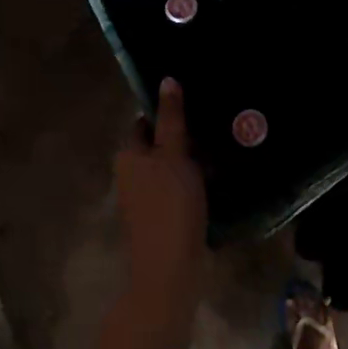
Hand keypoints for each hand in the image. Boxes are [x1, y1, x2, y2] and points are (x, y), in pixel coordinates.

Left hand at [116, 78, 208, 288]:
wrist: (169, 269)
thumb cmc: (170, 204)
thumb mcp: (174, 154)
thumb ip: (172, 118)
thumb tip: (167, 79)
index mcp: (127, 155)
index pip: (145, 121)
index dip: (166, 110)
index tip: (195, 102)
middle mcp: (130, 174)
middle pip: (157, 144)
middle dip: (181, 135)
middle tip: (213, 123)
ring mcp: (144, 197)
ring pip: (168, 166)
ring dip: (189, 158)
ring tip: (220, 146)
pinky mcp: (160, 216)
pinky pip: (176, 187)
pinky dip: (191, 180)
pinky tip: (215, 176)